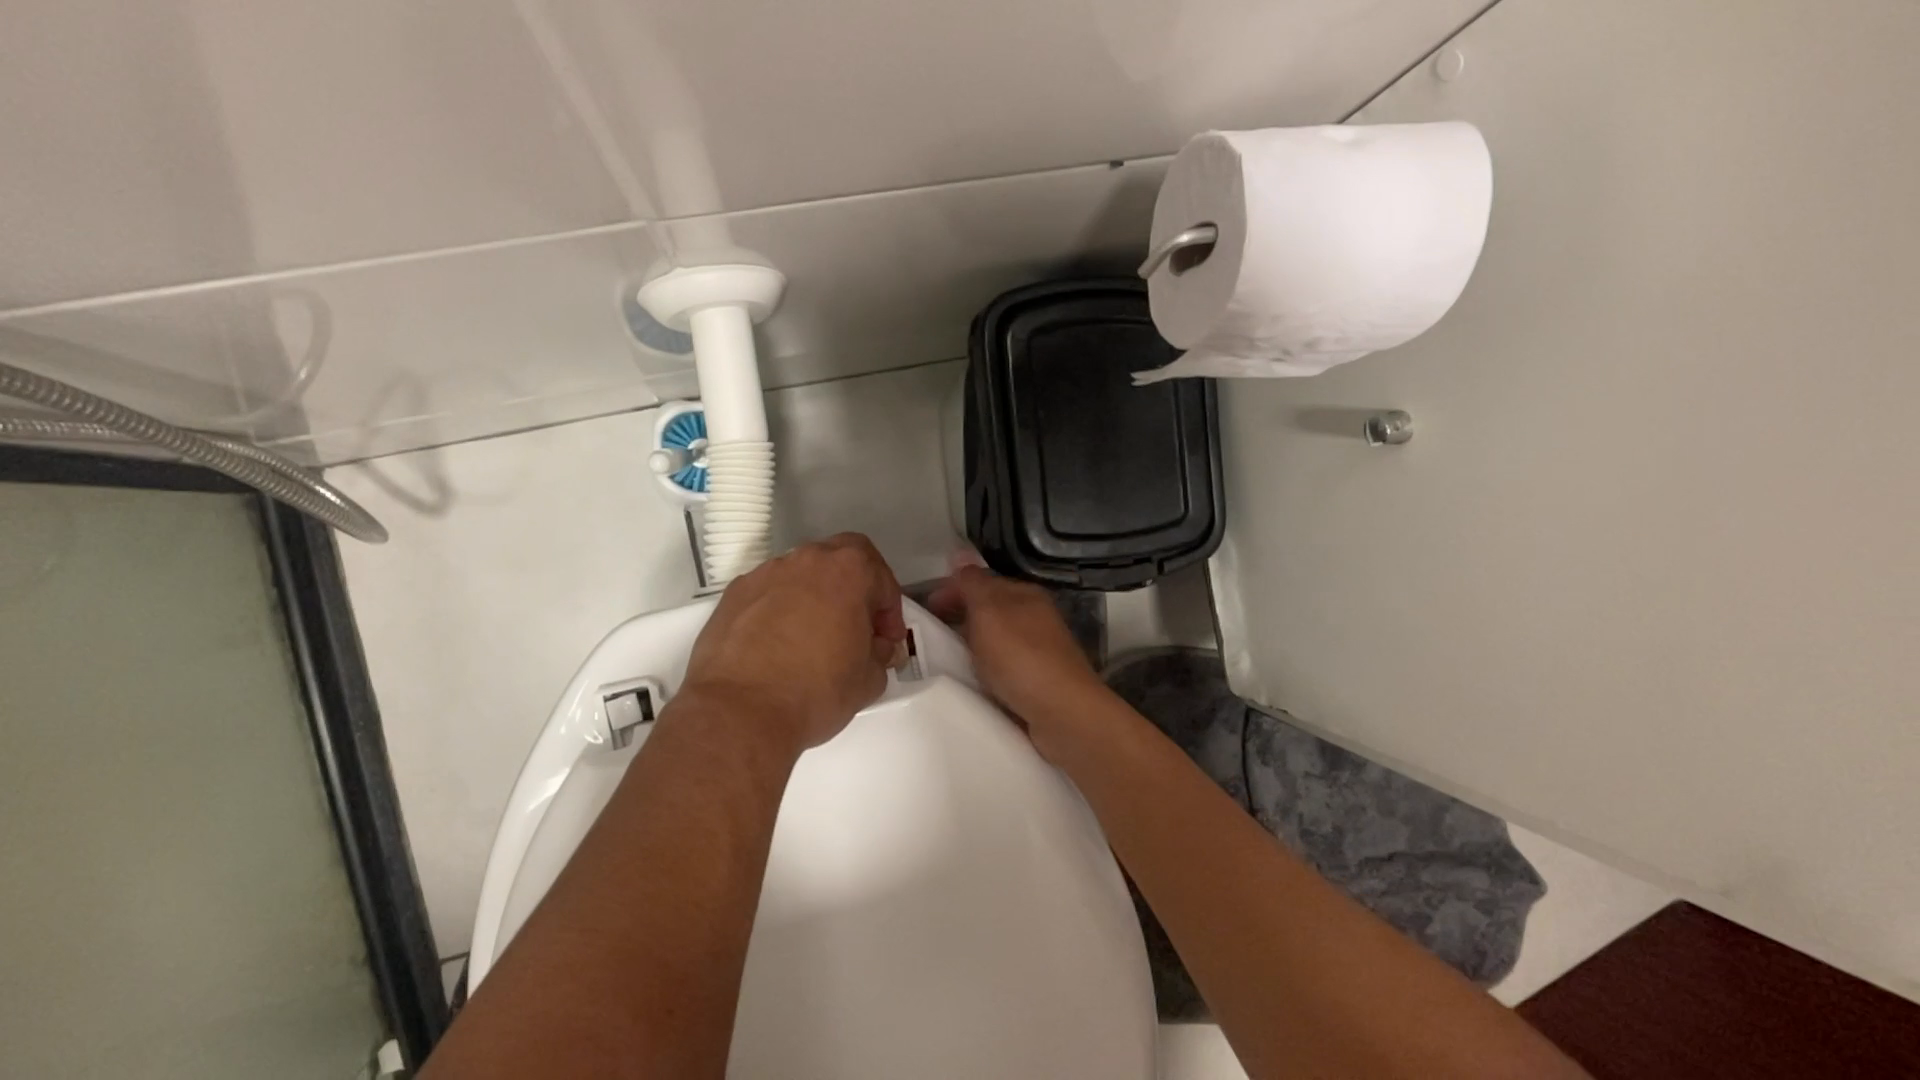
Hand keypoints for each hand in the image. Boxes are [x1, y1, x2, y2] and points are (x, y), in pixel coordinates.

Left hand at [679, 533, 906, 753]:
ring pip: (800, 576)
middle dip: (853, 590)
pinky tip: (778, 647)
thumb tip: (875, 648)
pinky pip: (768, 595)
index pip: (879, 574)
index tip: (885, 638)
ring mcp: (764, 575)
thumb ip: (880, 654)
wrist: (740, 711)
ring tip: (814, 640)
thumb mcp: (869, 679)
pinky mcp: (733, 596)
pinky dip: (780, 611)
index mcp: (847, 571)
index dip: (889, 608)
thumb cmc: (815, 691)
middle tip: (856, 628)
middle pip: (838, 561)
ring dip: (814, 598)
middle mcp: (805, 561)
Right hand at [926, 566, 1110, 760]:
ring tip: (943, 659)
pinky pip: (1001, 667)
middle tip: (928, 635)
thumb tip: (959, 553)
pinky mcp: (1037, 680)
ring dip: (970, 645)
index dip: (951, 590)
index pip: (981, 582)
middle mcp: (1034, 617)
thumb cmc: (1021, 657)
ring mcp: (1038, 650)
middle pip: (988, 610)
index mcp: (1025, 594)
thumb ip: (972, 583)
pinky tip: (972, 681)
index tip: (925, 609)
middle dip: (959, 618)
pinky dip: (983, 669)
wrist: (1061, 712)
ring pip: (994, 640)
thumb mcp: (989, 611)